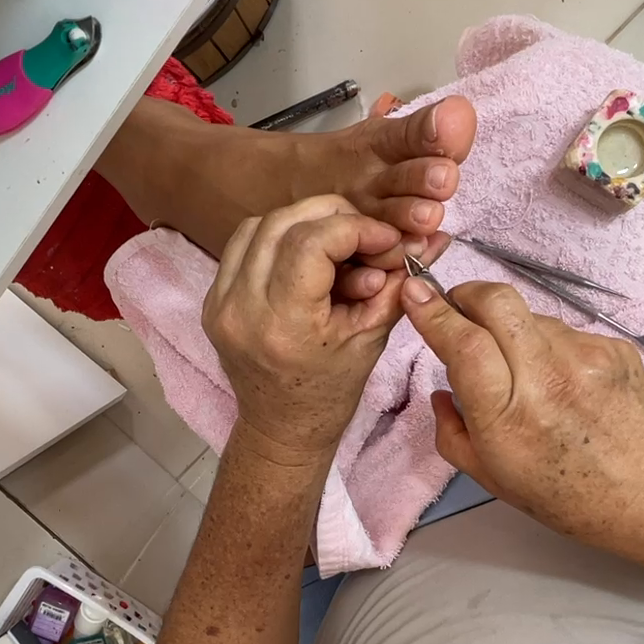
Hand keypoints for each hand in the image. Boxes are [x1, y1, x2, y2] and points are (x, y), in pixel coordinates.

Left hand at [204, 196, 408, 464]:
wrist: (282, 427)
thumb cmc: (331, 391)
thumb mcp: (370, 338)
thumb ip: (396, 284)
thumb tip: (431, 236)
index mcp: (282, 325)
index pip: (312, 242)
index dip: (356, 228)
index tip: (386, 239)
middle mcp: (241, 310)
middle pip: (283, 223)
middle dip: (332, 216)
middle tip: (365, 232)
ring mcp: (219, 304)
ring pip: (258, 227)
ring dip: (302, 222)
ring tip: (336, 241)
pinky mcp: (212, 301)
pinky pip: (242, 247)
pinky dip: (277, 238)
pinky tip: (306, 254)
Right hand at [401, 277, 643, 551]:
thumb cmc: (564, 497)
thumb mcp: (489, 477)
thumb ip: (451, 431)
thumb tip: (440, 390)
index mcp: (508, 417)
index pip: (464, 343)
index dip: (433, 312)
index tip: (413, 291)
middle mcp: (547, 378)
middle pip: (498, 302)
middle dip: (466, 293)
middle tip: (455, 306)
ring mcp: (586, 356)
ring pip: (529, 315)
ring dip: (507, 326)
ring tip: (517, 366)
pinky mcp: (614, 346)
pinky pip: (562, 331)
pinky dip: (544, 345)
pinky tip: (558, 380)